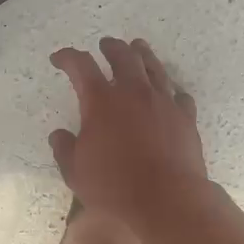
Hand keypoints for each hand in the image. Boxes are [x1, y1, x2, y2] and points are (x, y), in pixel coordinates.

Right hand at [49, 38, 206, 222]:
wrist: (167, 198)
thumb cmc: (114, 187)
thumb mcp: (75, 172)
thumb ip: (65, 149)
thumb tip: (59, 135)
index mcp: (101, 102)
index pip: (80, 66)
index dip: (67, 58)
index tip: (58, 59)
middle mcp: (133, 93)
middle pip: (123, 56)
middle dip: (110, 47)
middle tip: (105, 44)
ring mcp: (163, 102)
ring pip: (153, 67)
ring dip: (142, 54)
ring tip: (138, 48)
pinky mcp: (185, 117)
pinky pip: (178, 94)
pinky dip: (169, 89)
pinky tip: (169, 92)